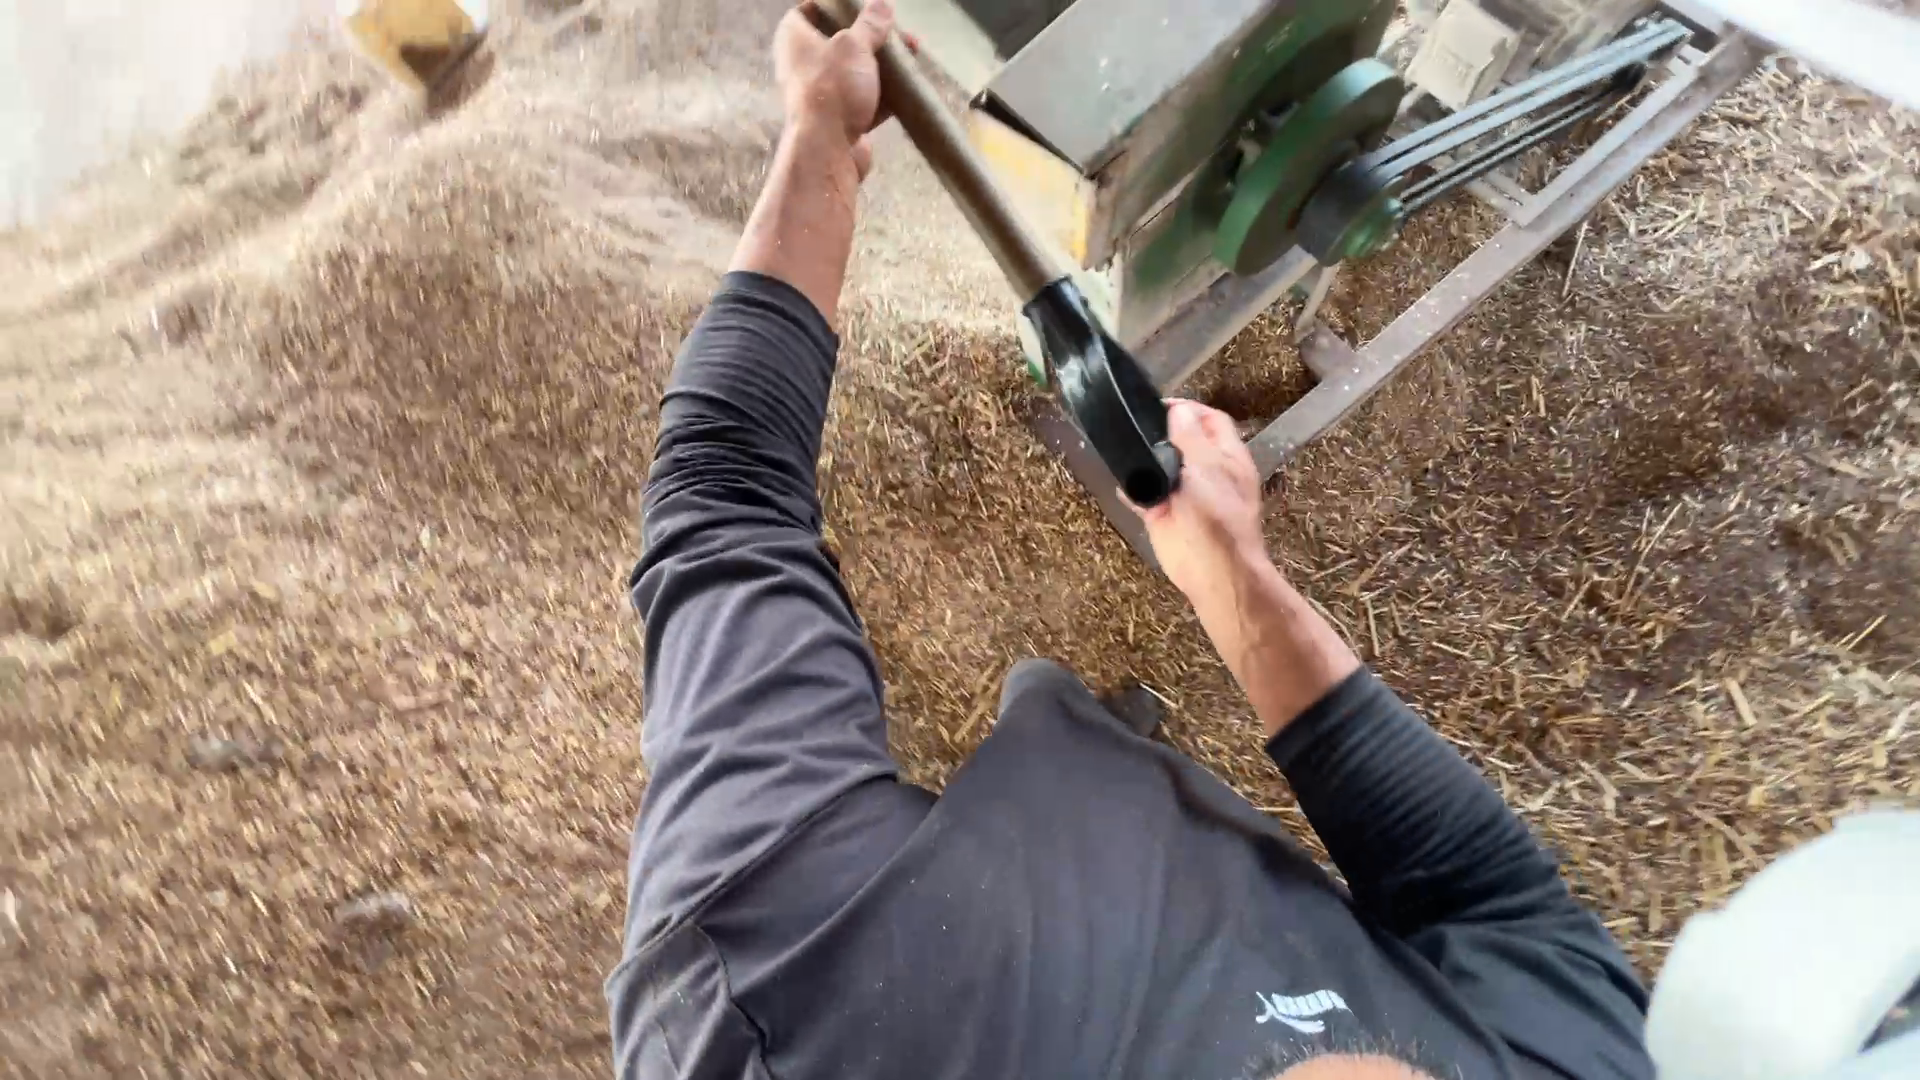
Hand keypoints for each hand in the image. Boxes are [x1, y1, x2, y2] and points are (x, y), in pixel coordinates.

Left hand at [774, 0, 894, 178]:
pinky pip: (865, 102)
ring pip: (856, 74)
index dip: (840, 7)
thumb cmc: (833, 87)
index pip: (814, 9)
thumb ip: (870, 24)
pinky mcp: (841, 122)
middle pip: (841, 42)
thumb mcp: (855, 45)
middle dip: (872, 38)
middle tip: (899, 35)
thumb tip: (882, 5)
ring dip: (883, 67)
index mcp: (793, 36)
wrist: (829, 151)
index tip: (866, 7)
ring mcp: (822, 96)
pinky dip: (884, 96)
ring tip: (910, 58)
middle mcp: (803, 64)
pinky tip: (907, 89)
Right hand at [1133, 400, 1267, 600]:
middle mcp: (1205, 471)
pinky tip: (1119, 479)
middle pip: (1182, 441)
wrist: (1213, 570)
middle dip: (1160, 431)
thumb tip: (1178, 410)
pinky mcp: (1161, 513)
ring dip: (1143, 457)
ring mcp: (1182, 493)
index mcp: (1226, 457)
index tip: (1160, 405)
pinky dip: (1131, 487)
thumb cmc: (1219, 517)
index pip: (1210, 421)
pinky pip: (1143, 494)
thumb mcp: (1207, 470)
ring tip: (1122, 443)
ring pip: (1160, 466)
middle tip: (1135, 423)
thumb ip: (1190, 438)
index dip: (1189, 409)